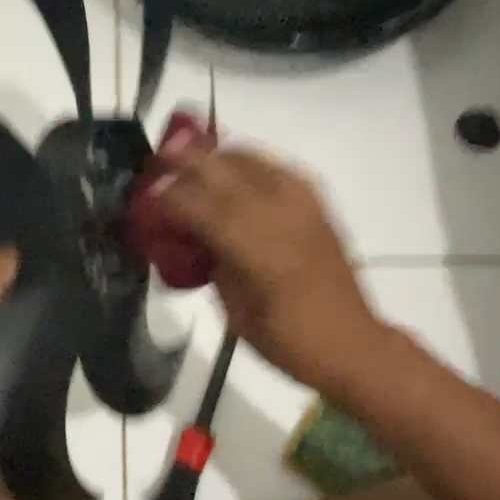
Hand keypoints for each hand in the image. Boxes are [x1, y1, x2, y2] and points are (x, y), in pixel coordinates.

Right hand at [152, 147, 386, 392]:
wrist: (351, 342)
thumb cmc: (289, 342)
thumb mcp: (238, 314)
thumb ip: (215, 267)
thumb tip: (192, 237)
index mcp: (262, 256)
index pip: (206, 210)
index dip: (173, 198)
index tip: (147, 195)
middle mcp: (284, 220)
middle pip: (227, 174)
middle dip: (189, 162)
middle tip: (160, 159)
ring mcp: (305, 207)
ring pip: (254, 161)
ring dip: (219, 157)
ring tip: (192, 158)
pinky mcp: (319, 204)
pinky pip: (279, 168)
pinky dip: (250, 163)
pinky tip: (234, 170)